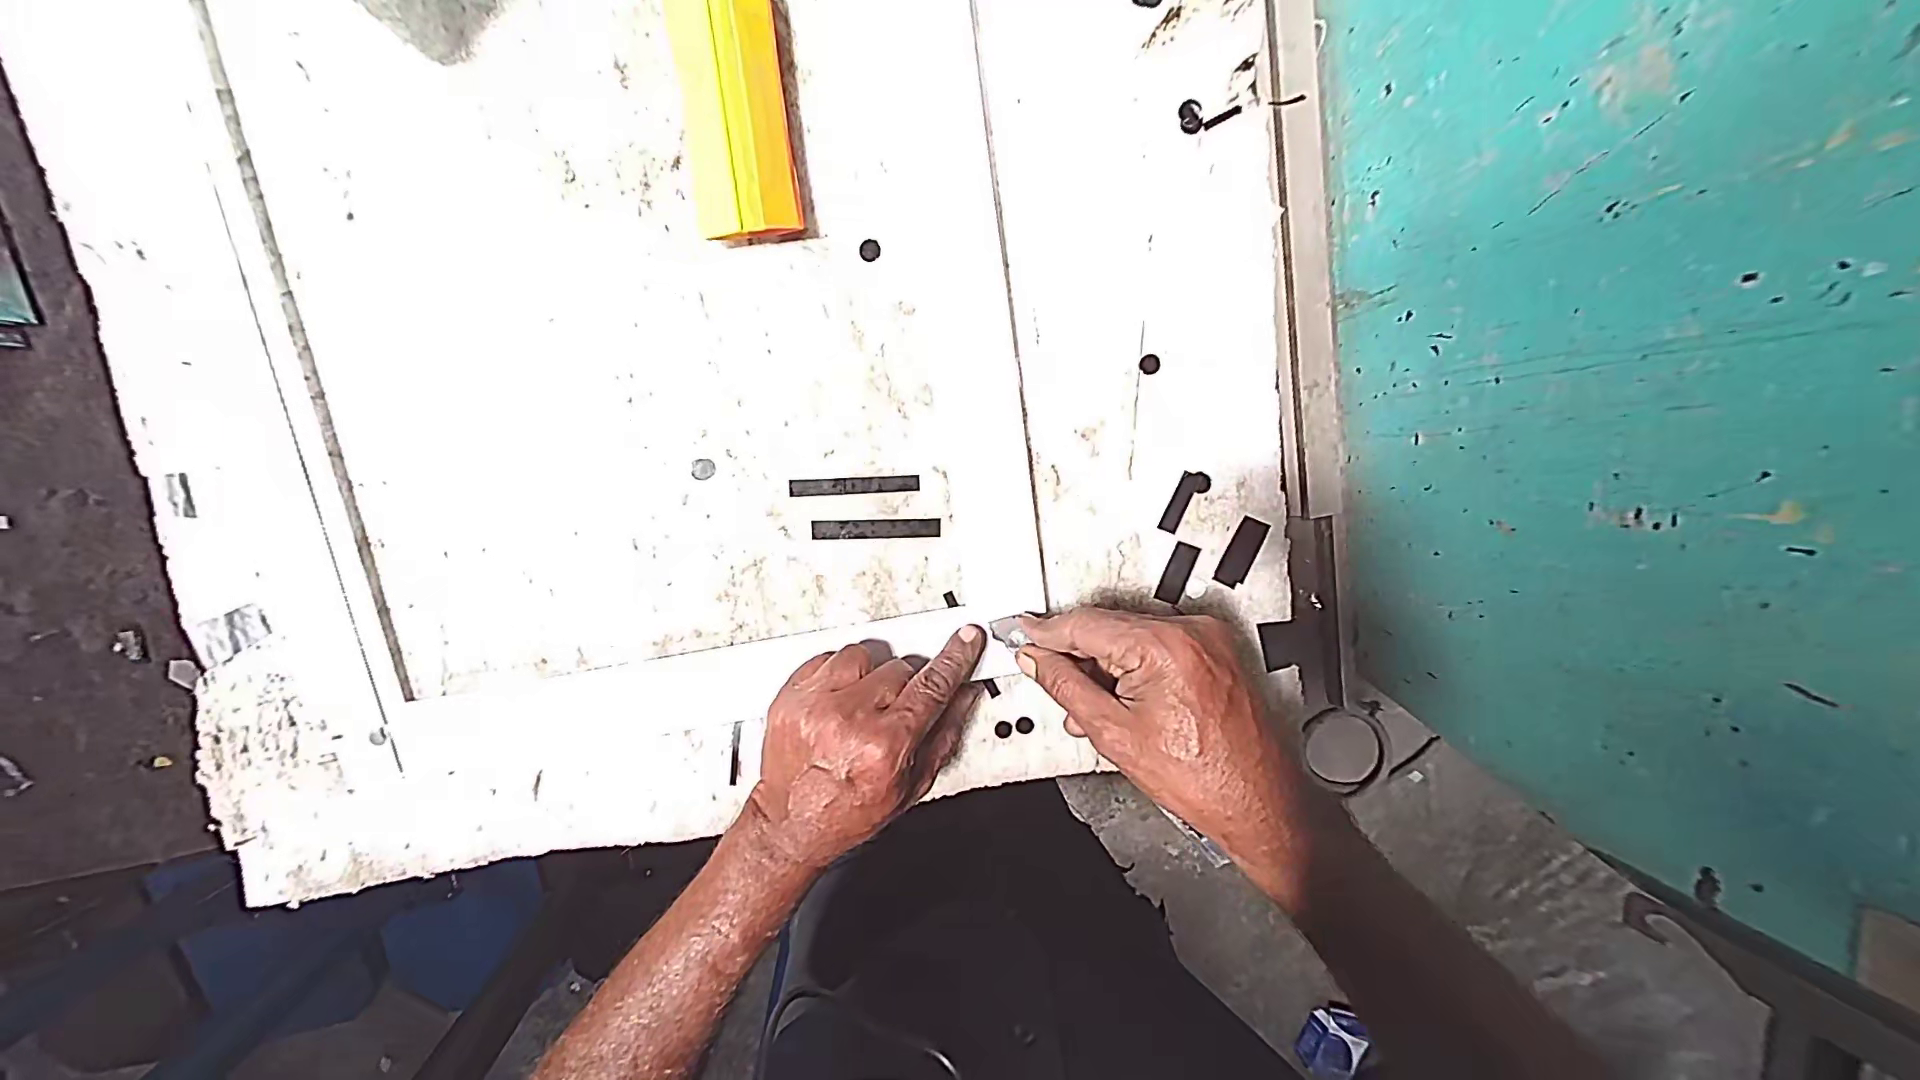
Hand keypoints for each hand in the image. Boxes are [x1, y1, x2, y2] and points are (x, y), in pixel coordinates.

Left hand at [745, 626, 986, 870]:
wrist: (792, 824)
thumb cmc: (849, 811)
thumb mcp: (912, 785)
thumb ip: (945, 733)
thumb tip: (964, 694)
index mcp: (885, 745)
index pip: (932, 684)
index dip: (956, 657)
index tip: (966, 638)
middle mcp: (849, 719)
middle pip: (901, 666)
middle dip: (907, 684)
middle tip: (895, 710)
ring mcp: (817, 704)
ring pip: (866, 654)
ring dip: (872, 673)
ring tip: (864, 704)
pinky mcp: (792, 694)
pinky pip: (829, 657)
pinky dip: (840, 672)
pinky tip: (840, 700)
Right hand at [1015, 608, 1346, 874]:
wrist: (1259, 803)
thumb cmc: (1204, 779)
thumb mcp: (1113, 733)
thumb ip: (1066, 686)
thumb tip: (1038, 660)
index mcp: (1163, 647)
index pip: (1085, 624)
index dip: (1046, 631)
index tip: (1024, 632)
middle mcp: (1190, 631)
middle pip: (1108, 625)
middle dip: (1075, 652)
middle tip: (1048, 673)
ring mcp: (1206, 637)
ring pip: (1131, 634)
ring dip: (1104, 661)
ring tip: (1089, 701)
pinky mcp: (1215, 648)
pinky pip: (1158, 643)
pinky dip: (1133, 663)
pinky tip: (1120, 694)